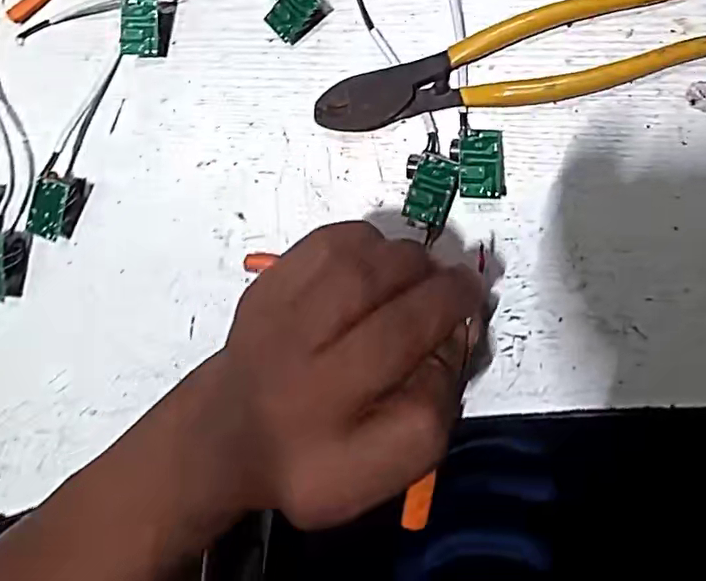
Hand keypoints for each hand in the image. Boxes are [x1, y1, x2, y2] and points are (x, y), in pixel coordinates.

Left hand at [204, 221, 484, 528]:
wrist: (233, 432)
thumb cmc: (314, 455)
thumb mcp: (380, 468)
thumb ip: (431, 410)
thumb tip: (454, 336)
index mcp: (327, 401)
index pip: (402, 336)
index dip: (449, 305)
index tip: (473, 299)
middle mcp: (298, 346)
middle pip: (378, 284)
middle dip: (431, 277)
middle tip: (455, 284)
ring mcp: (280, 304)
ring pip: (355, 255)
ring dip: (403, 256)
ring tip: (419, 274)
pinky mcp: (272, 278)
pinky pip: (331, 238)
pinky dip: (367, 241)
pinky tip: (379, 262)